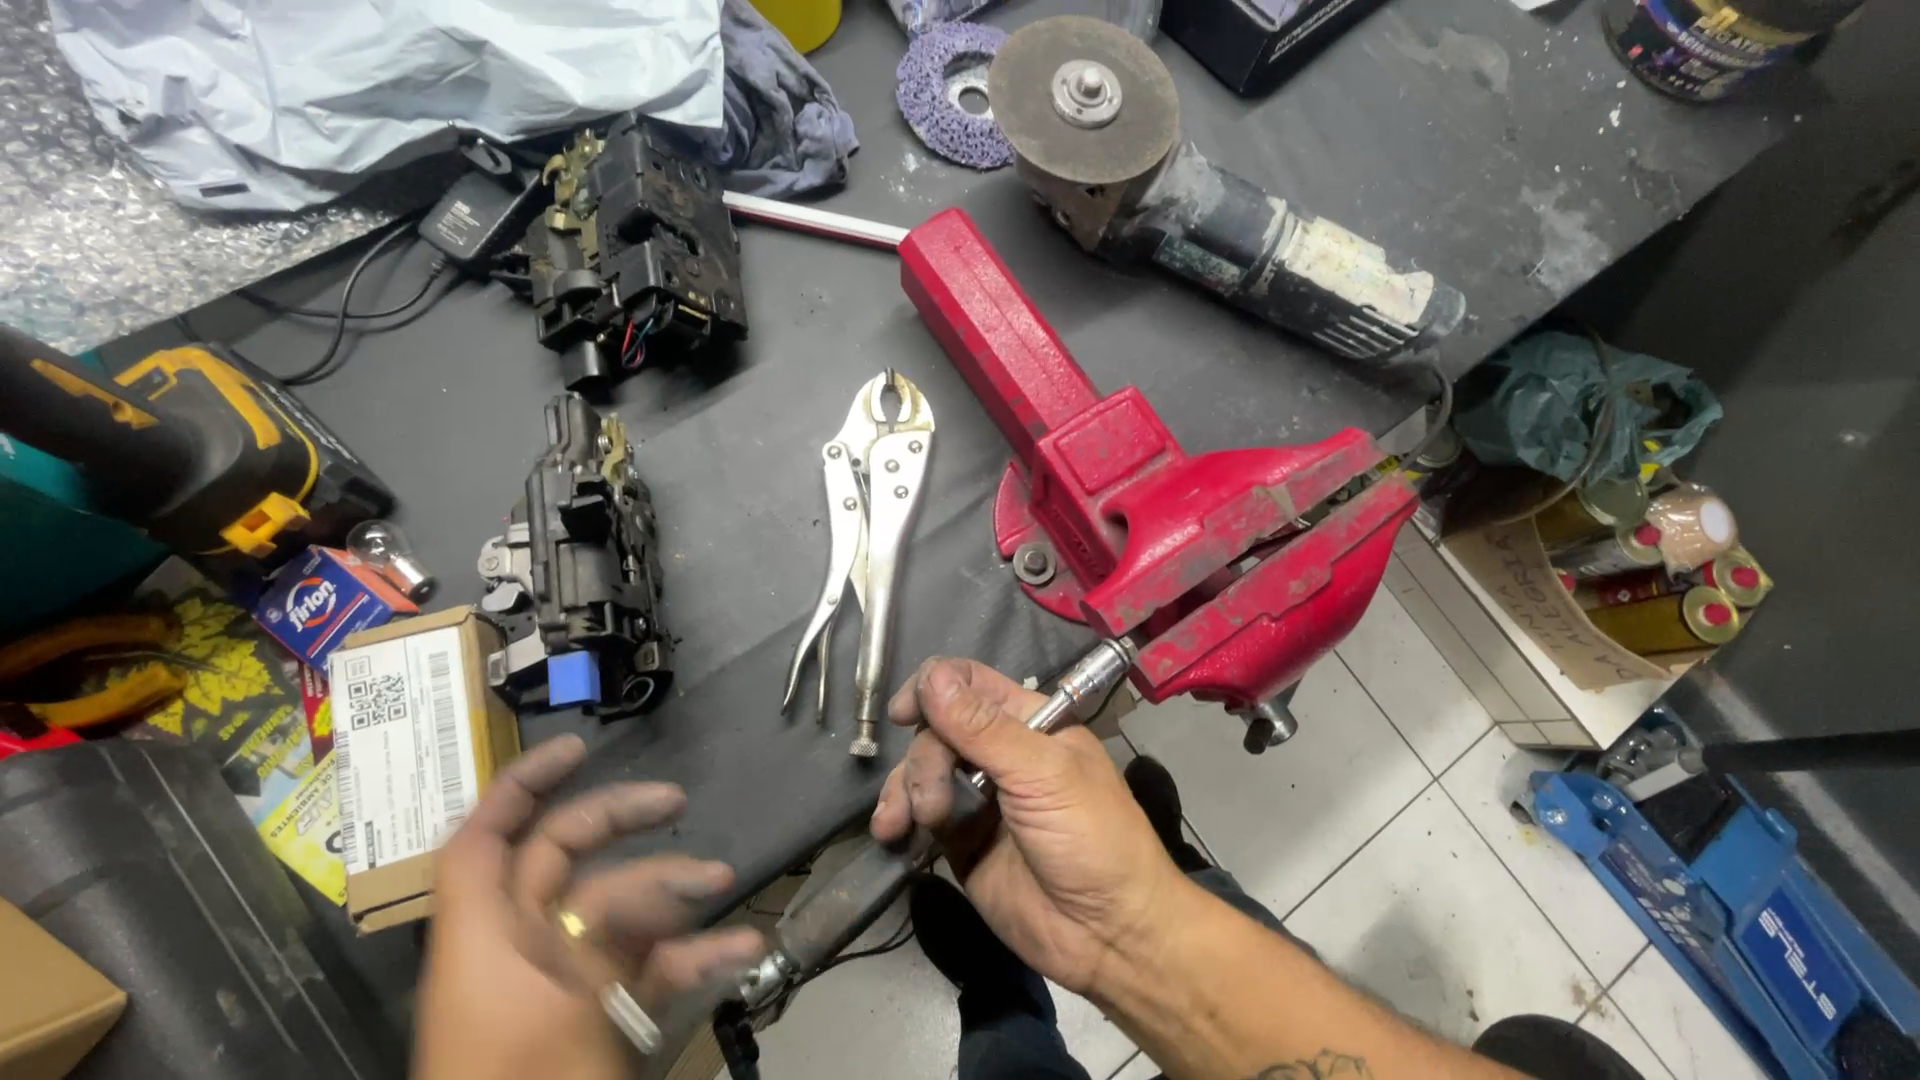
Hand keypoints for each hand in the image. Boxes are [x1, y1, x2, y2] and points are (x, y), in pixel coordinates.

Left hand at [415, 736, 764, 1079]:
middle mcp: (520, 946)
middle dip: (620, 819)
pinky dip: (688, 953)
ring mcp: (562, 978)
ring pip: (614, 907)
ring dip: (671, 889)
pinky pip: (643, 963)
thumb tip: (657, 886)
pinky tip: (737, 948)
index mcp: (485, 941)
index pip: (482, 841)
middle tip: (678, 801)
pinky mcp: (597, 1010)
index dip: (520, 786)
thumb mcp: (570, 1016)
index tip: (580, 749)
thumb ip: (610, 937)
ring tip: (722, 880)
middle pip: (560, 856)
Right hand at [868, 657, 1183, 993]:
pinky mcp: (960, 837)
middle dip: (925, 760)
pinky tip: (891, 833)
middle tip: (935, 802)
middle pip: (937, 728)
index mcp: (1030, 721)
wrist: (1109, 935)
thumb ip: (983, 728)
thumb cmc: (1093, 838)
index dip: (933, 687)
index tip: (905, 712)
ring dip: (905, 789)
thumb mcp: (1044, 774)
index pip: (970, 682)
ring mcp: (978, 795)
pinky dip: (898, 816)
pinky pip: (918, 811)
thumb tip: (932, 676)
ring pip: (921, 768)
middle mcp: (1000, 751)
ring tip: (905, 824)